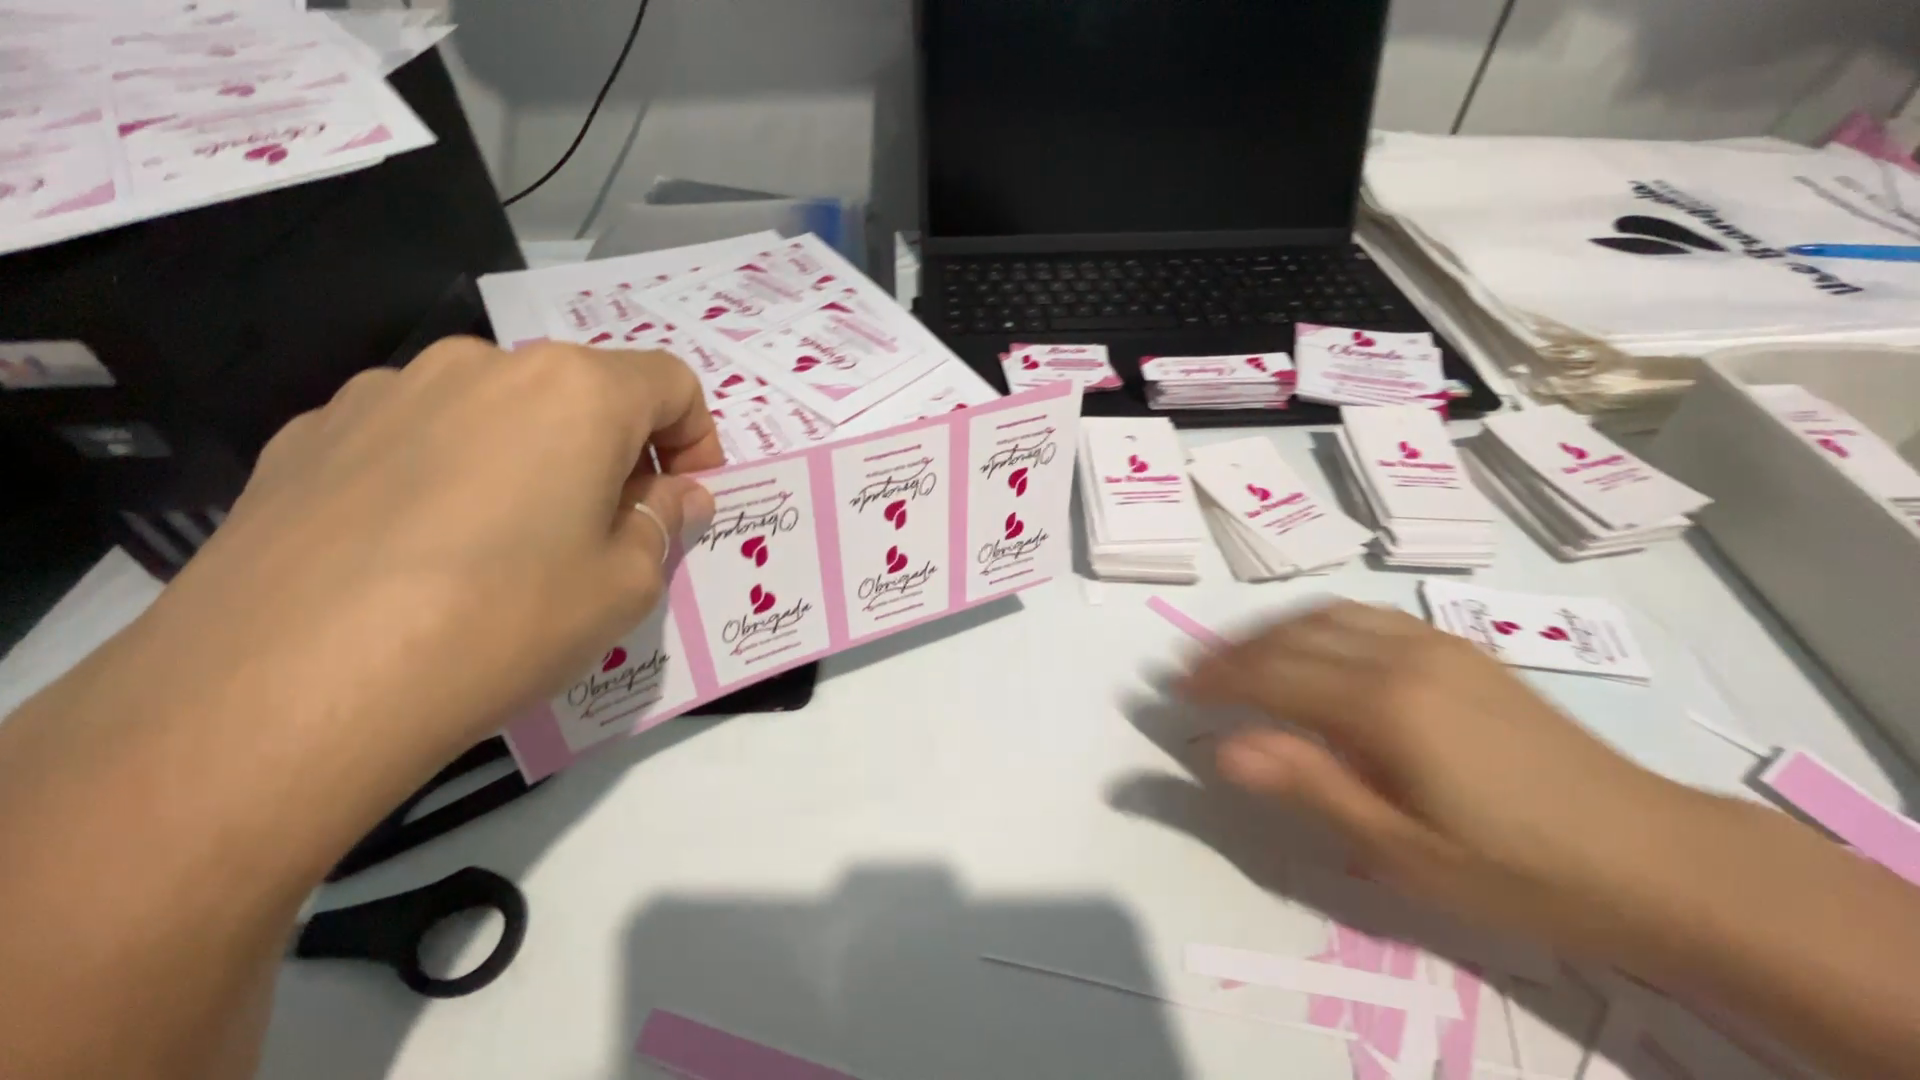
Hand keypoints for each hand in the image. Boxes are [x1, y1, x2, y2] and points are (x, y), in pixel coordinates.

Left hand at [147, 336, 721, 761]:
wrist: (290, 681)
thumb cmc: (502, 623)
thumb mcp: (623, 588)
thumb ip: (662, 524)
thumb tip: (675, 495)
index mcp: (575, 392)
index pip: (671, 383)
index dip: (697, 440)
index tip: (685, 501)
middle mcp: (483, 366)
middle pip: (580, 393)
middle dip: (612, 455)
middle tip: (604, 535)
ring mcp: (387, 391)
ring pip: (494, 413)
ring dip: (528, 463)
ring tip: (506, 550)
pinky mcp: (313, 432)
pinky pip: (414, 439)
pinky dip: (445, 476)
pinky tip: (420, 553)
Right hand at [1181, 601, 1691, 951]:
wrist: (1655, 857)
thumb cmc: (1517, 871)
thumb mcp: (1401, 852)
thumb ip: (1308, 787)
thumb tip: (1223, 748)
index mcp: (1382, 704)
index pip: (1272, 673)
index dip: (1216, 678)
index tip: (1173, 690)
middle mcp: (1403, 655)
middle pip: (1294, 634)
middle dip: (1234, 650)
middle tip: (1193, 677)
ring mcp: (1438, 646)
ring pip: (1330, 616)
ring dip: (1273, 632)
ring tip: (1241, 662)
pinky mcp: (1464, 652)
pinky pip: (1367, 618)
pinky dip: (1319, 625)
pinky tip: (1315, 652)